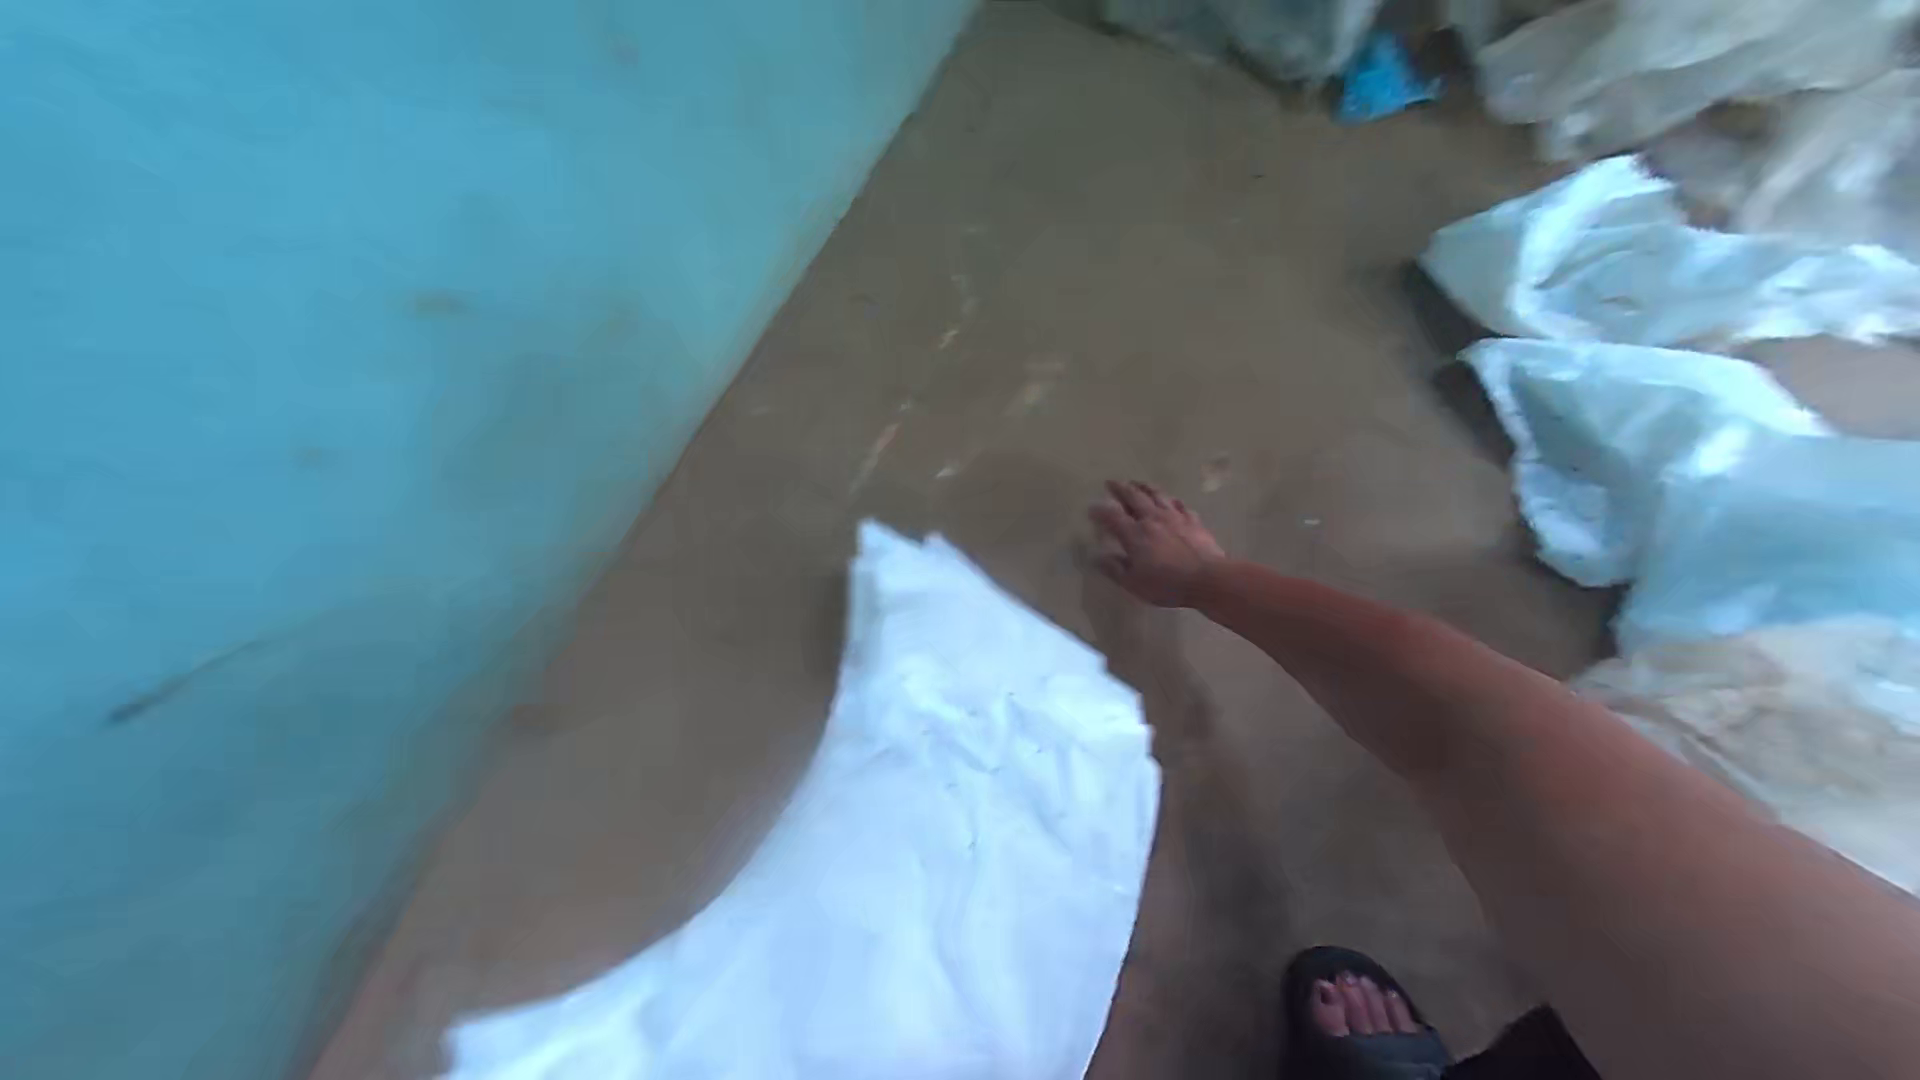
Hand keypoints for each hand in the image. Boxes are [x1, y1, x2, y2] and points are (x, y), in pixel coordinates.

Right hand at [1088, 480, 1226, 607]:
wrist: (1208, 579)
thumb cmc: (1167, 584)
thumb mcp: (1133, 583)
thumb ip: (1114, 569)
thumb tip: (1097, 556)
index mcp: (1134, 534)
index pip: (1112, 516)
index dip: (1099, 510)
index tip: (1091, 508)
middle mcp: (1152, 519)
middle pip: (1134, 497)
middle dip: (1120, 488)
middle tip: (1111, 482)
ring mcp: (1175, 517)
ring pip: (1157, 495)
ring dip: (1144, 486)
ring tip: (1137, 482)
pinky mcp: (1193, 521)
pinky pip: (1179, 505)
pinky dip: (1171, 500)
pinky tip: (1170, 500)